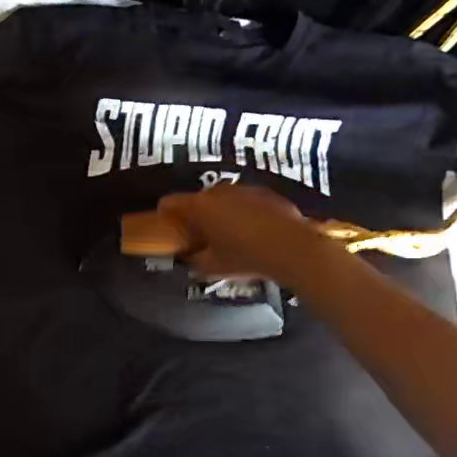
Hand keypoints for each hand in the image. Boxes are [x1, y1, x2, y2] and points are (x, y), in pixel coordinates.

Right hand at [157, 185, 347, 286]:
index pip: (169, 203)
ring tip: (228, 235)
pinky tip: (253, 232)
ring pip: (223, 199)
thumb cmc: (245, 258)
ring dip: (221, 214)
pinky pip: (245, 202)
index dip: (164, 215)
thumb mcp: (212, 267)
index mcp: (199, 207)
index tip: (167, 228)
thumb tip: (189, 256)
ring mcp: (244, 189)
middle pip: (197, 200)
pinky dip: (243, 213)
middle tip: (200, 238)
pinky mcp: (267, 193)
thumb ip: (194, 260)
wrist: (292, 247)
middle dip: (195, 217)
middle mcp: (218, 191)